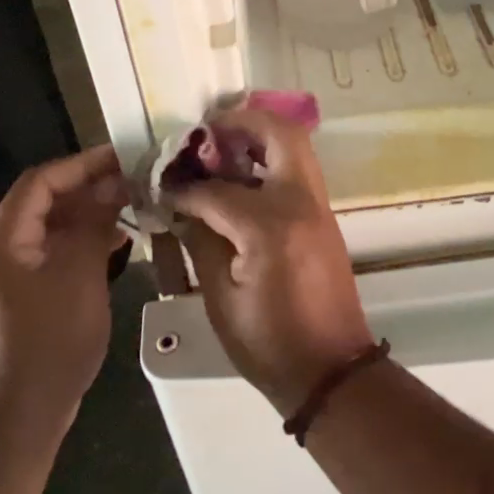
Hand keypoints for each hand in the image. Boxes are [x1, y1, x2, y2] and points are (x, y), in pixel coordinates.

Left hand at [0, 145, 127, 430]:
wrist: (19, 417)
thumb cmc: (49, 342)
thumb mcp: (79, 276)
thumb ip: (95, 225)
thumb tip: (114, 186)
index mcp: (3, 238)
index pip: (41, 181)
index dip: (82, 164)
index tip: (124, 156)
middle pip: (45, 202)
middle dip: (90, 188)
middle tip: (136, 180)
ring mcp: (9, 275)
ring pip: (52, 228)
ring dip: (90, 215)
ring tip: (133, 207)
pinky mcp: (23, 297)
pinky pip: (52, 254)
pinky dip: (82, 243)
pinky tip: (117, 244)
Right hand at [169, 108, 374, 413]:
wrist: (332, 371)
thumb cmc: (269, 343)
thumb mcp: (221, 298)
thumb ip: (202, 241)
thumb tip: (182, 205)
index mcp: (270, 225)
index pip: (217, 188)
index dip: (183, 187)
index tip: (161, 186)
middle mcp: (301, 202)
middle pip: (278, 132)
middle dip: (240, 122)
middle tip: (205, 132)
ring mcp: (319, 206)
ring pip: (295, 145)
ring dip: (259, 136)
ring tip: (220, 150)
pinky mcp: (324, 216)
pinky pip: (298, 170)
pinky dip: (271, 160)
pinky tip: (240, 179)